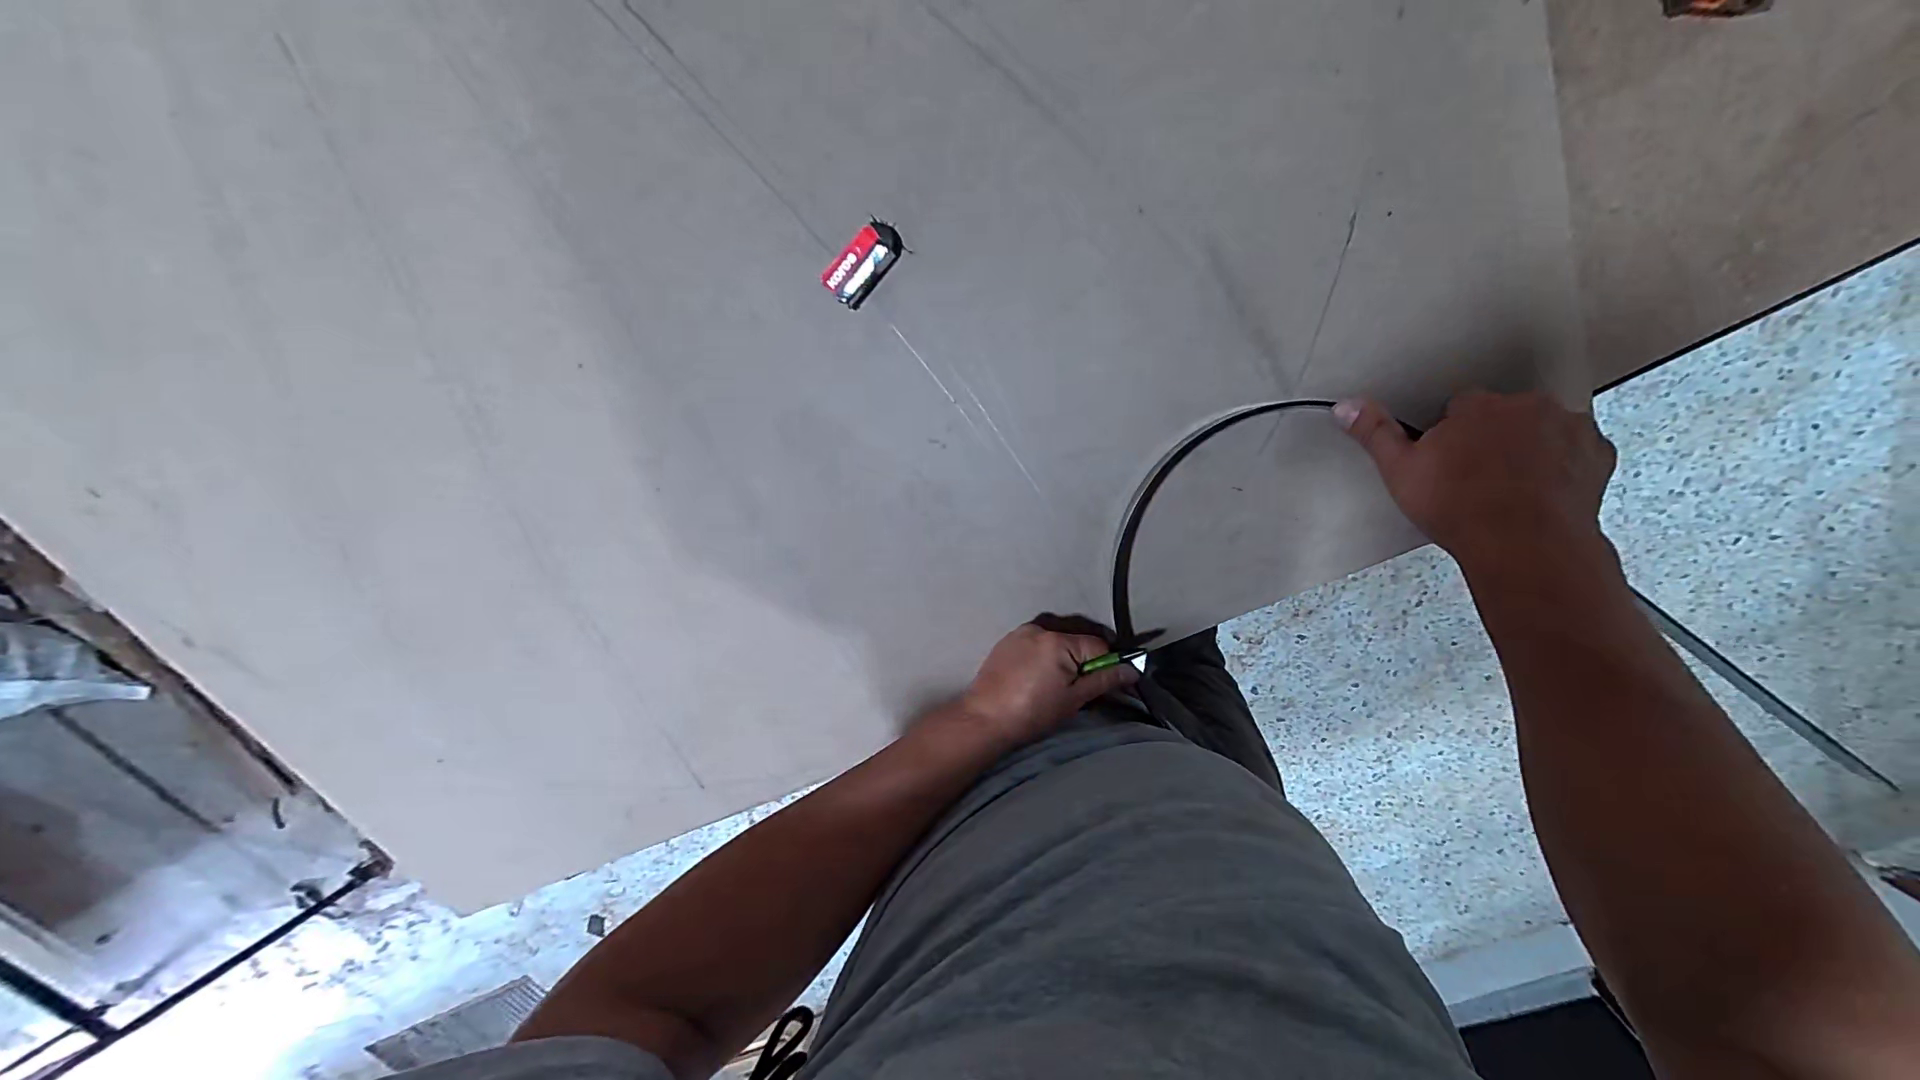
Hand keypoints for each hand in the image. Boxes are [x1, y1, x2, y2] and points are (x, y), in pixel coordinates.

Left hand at [955, 622, 1137, 746]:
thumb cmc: (1032, 713)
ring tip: (1061, 682)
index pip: (1098, 645)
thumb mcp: (1073, 699)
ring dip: (1065, 655)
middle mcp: (1040, 629)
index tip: (1110, 684)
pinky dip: (1045, 654)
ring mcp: (1020, 633)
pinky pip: (1037, 642)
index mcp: (1058, 641)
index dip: (1108, 665)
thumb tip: (1131, 670)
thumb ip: (1104, 680)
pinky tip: (1041, 676)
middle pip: (1077, 638)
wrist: (984, 719)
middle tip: (1085, 686)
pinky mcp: (1007, 642)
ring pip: (1056, 639)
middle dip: (1086, 658)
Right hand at [1334, 390, 1617, 574]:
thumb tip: (1348, 407)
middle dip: (1489, 438)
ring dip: (1525, 449)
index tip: (1442, 459)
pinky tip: (1535, 492)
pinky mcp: (1596, 456)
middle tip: (1470, 476)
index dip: (1448, 434)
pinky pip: (1574, 451)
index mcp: (1479, 406)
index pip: (1459, 406)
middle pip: (1502, 415)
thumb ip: (1374, 433)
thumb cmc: (1462, 507)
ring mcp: (1568, 430)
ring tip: (1502, 488)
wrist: (1522, 544)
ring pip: (1540, 430)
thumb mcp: (1400, 471)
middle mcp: (1528, 408)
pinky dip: (1558, 466)